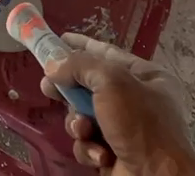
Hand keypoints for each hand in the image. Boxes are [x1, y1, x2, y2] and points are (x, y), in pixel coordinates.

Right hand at [42, 33, 194, 175]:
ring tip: (83, 129)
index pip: (107, 53)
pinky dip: (88, 148)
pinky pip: (88, 142)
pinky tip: (99, 154)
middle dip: (69, 90)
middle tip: (48, 87)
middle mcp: (136, 101)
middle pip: (90, 86)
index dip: (80, 45)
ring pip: (84, 116)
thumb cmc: (140, 124)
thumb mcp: (111, 81)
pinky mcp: (113, 154)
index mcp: (146, 77)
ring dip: (78, 123)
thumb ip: (79, 65)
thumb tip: (52, 66)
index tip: (55, 40)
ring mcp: (125, 131)